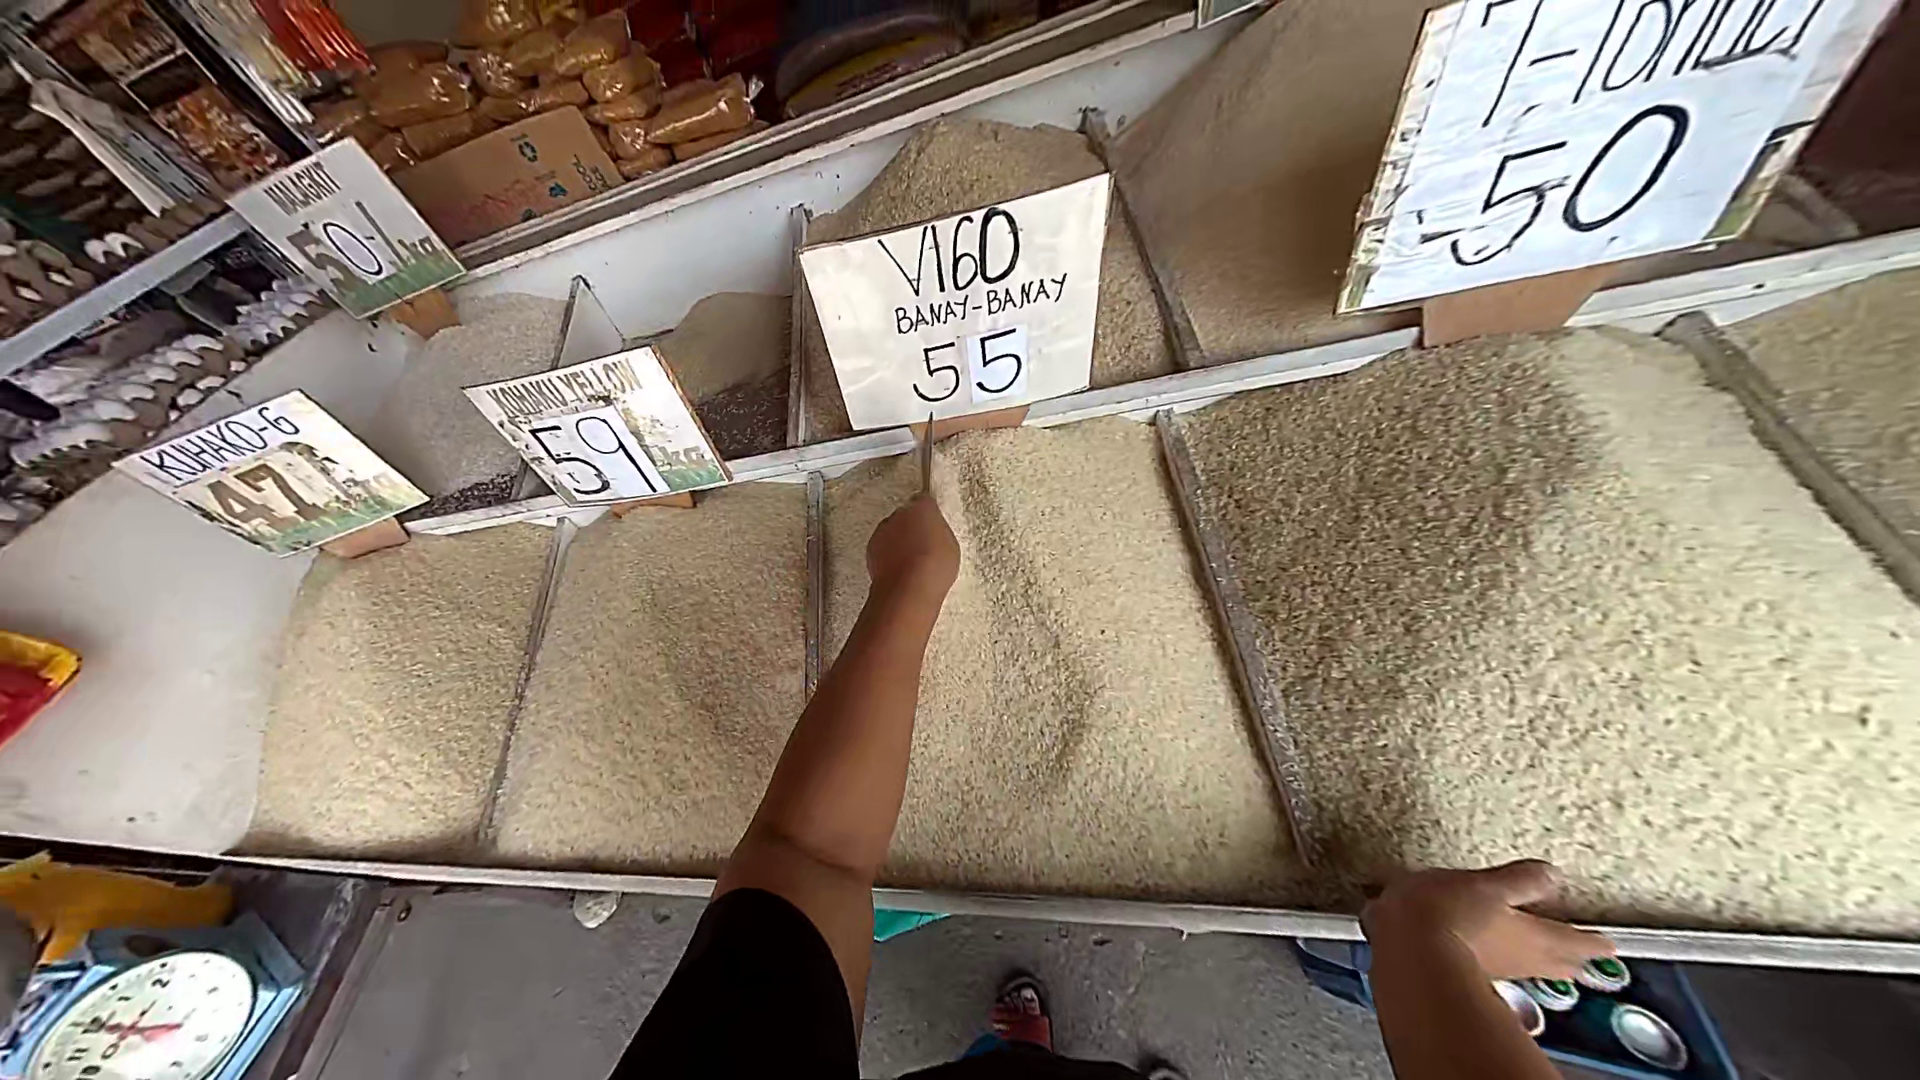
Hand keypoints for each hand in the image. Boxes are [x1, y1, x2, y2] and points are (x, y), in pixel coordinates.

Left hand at [867, 494, 959, 602]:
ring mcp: (882, 531)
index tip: (933, 523)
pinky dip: (888, 556)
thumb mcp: (950, 546)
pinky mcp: (871, 550)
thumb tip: (936, 535)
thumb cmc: (932, 567)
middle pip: (905, 515)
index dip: (929, 514)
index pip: (925, 500)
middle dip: (912, 528)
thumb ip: (940, 532)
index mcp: (923, 507)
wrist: (908, 589)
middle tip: (925, 546)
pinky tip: (901, 570)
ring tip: (913, 562)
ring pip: (891, 531)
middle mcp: (899, 514)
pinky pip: (882, 548)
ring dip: (899, 542)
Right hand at [1361, 860, 1614, 979]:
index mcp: (1537, 938)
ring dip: (1533, 956)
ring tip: (1529, 944)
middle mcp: (1523, 959)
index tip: (1606, 940)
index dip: (1593, 939)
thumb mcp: (1486, 885)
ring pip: (1527, 964)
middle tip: (1575, 948)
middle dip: (1568, 954)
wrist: (1408, 947)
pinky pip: (1491, 961)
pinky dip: (1494, 952)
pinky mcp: (1462, 968)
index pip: (1579, 942)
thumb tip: (1553, 874)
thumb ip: (1519, 881)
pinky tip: (1479, 942)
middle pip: (1557, 961)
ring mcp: (1494, 968)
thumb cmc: (1450, 914)